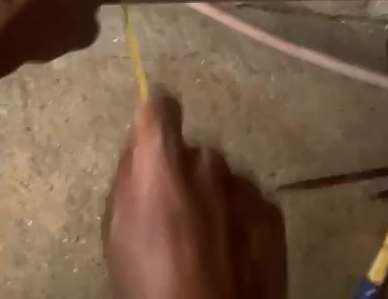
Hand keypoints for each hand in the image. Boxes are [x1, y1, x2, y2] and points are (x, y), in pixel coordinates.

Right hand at [104, 94, 286, 298]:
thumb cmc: (149, 280)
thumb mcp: (116, 227)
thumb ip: (129, 178)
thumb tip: (139, 152)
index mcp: (161, 157)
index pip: (160, 106)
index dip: (156, 121)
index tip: (152, 139)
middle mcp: (205, 158)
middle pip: (193, 153)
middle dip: (184, 177)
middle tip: (176, 220)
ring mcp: (242, 184)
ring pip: (222, 181)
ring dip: (214, 200)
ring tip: (205, 246)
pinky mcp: (270, 212)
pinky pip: (247, 204)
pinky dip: (239, 221)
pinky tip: (230, 256)